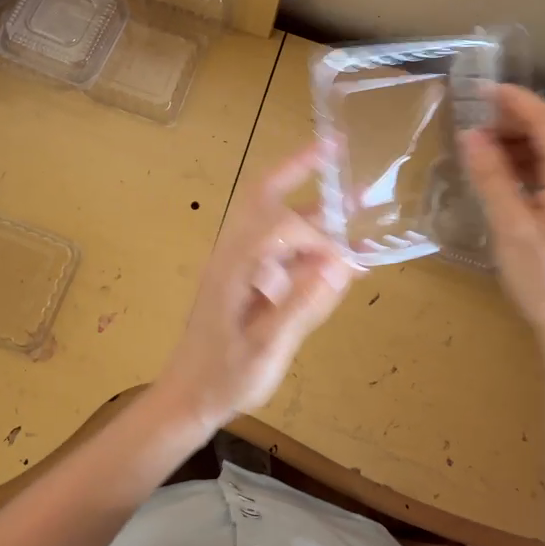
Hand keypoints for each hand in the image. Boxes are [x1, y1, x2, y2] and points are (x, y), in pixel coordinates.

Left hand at [153, 142, 357, 433]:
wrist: (188, 397)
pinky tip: (337, 249)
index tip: (344, 261)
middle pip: (265, 196)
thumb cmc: (224, 378)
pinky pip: (276, 245)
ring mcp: (237, 263)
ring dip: (311, 204)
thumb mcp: (266, 350)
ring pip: (274, 218)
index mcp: (234, 266)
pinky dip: (307, 237)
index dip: (316, 235)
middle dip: (299, 168)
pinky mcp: (244, 277)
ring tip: (356, 196)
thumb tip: (341, 262)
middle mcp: (233, 253)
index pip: (279, 225)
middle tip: (335, 147)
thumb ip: (302, 306)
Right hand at [458, 85, 544, 340]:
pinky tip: (508, 176)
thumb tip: (471, 136)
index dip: (515, 101)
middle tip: (474, 124)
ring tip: (484, 150)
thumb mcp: (512, 228)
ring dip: (524, 144)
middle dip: (516, 122)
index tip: (481, 90)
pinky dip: (535, 165)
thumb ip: (492, 177)